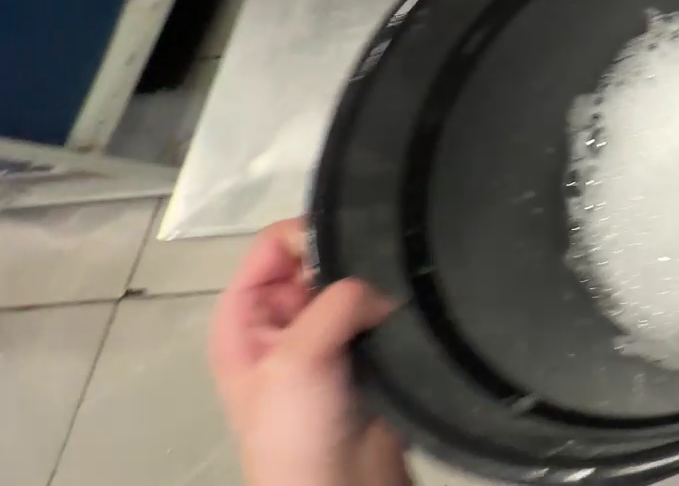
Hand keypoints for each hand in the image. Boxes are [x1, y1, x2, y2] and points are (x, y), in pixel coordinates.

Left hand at [208, 219, 409, 485]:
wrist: (340, 482)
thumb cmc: (297, 429)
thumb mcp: (296, 362)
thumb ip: (335, 303)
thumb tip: (385, 282)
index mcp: (246, 317)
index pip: (274, 243)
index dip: (311, 234)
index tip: (356, 245)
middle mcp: (285, 315)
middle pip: (322, 254)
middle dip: (357, 254)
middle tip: (388, 266)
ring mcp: (329, 329)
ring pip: (361, 275)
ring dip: (384, 277)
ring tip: (407, 284)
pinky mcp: (370, 339)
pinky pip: (388, 297)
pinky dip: (402, 295)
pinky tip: (417, 300)